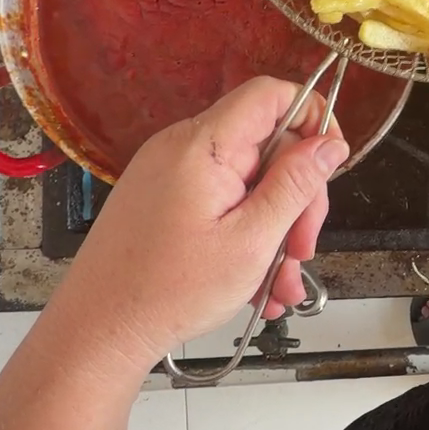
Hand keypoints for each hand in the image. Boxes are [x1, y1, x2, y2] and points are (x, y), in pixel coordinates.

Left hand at [42, 76, 348, 368]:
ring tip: (281, 284)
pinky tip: (260, 283)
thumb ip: (296, 184)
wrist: (97, 335)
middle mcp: (185, 148)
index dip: (313, 117)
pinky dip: (251, 237)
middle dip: (298, 198)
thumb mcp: (253, 239)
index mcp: (203, 146)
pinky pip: (228, 203)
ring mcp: (174, 174)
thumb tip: (331, 143)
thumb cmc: (171, 292)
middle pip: (269, 146)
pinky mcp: (168, 198)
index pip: (271, 94)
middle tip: (303, 250)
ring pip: (253, 183)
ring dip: (278, 230)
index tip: (331, 164)